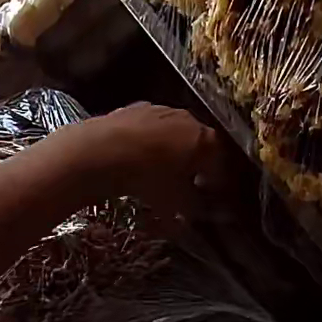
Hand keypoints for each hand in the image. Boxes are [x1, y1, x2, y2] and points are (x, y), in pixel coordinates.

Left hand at [52, 103, 228, 217]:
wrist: (100, 150)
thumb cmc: (148, 178)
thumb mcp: (174, 202)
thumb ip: (192, 208)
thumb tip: (196, 213)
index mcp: (206, 141)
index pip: (220, 164)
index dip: (216, 183)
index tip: (209, 199)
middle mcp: (188, 119)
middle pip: (197, 145)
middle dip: (193, 166)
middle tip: (184, 187)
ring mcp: (159, 110)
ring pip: (171, 135)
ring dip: (168, 153)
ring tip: (156, 174)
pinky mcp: (132, 108)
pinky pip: (147, 131)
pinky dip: (146, 145)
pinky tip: (134, 159)